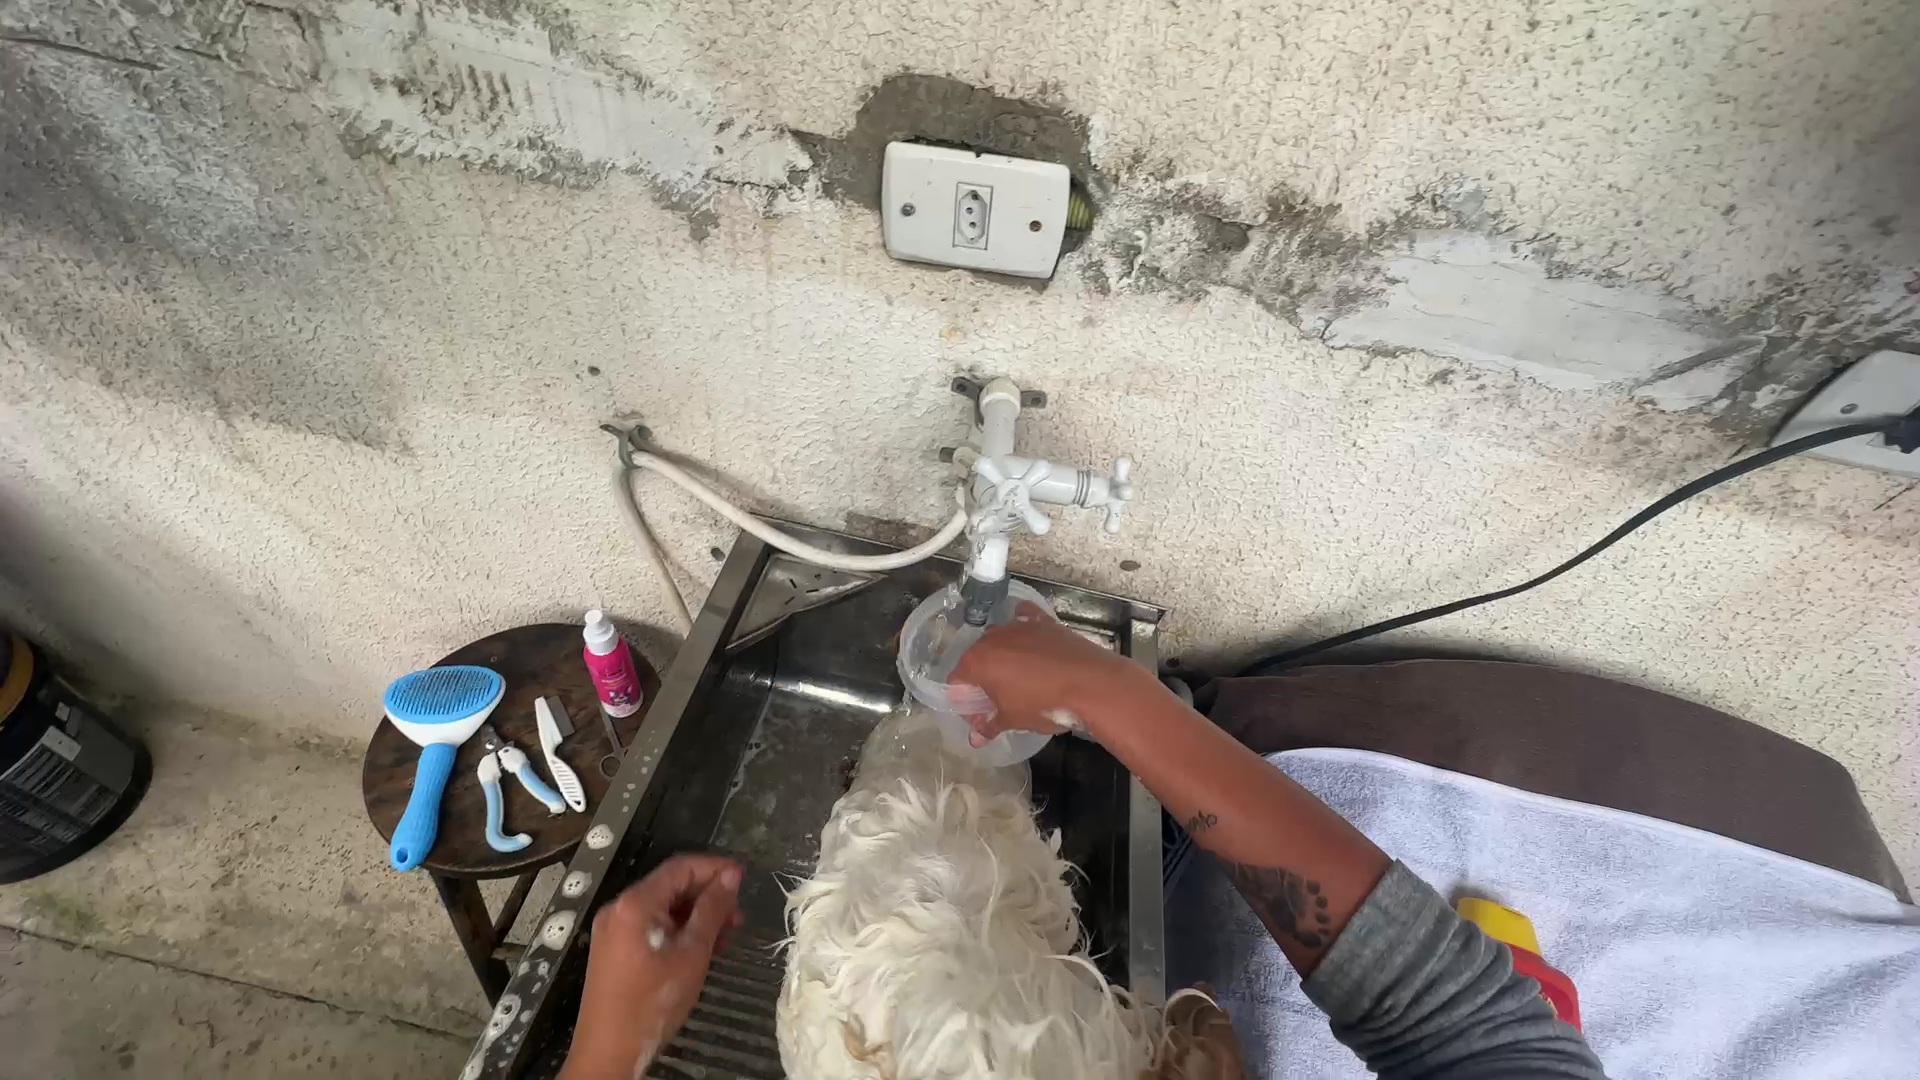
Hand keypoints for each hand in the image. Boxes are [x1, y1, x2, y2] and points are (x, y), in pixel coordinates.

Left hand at [560, 854, 743, 1079]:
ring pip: (665, 907)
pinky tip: (701, 948)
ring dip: (697, 915)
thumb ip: (712, 909)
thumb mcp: (692, 954)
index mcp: (635, 904)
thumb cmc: (652, 1004)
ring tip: (726, 935)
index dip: (715, 868)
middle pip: (672, 886)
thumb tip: (732, 875)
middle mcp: (620, 909)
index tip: (744, 878)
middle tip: (738, 915)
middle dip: (708, 895)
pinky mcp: (614, 950)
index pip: (681, 867)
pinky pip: (653, 925)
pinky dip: (679, 930)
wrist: (606, 1059)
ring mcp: (614, 930)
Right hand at [948, 601, 1149, 745]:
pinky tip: (1031, 640)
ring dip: (1003, 655)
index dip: (964, 700)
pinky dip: (1024, 627)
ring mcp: (1018, 625)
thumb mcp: (1013, 720)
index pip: (957, 680)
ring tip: (1020, 676)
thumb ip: (990, 726)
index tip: (980, 715)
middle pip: (977, 657)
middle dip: (983, 677)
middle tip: (999, 698)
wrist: (1090, 682)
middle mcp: (992, 637)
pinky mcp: (1042, 620)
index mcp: (977, 661)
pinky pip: (1024, 617)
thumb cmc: (1044, 703)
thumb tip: (975, 739)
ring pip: (1000, 639)